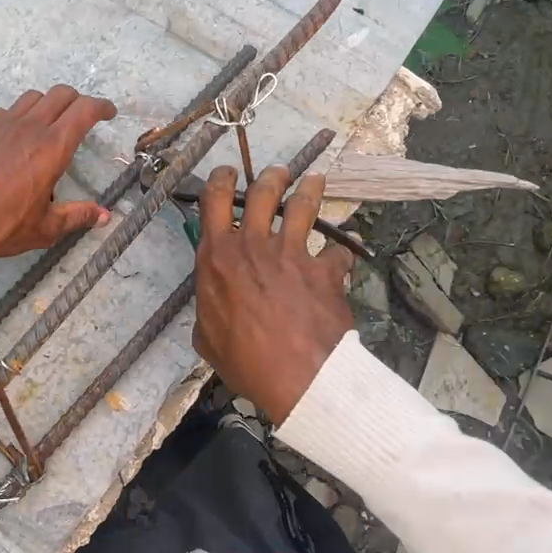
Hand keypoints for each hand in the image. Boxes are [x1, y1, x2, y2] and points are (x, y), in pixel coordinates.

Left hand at [0, 85, 117, 257]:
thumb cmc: (4, 226)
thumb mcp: (46, 227)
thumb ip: (78, 216)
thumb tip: (105, 216)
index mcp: (52, 148)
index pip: (84, 111)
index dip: (101, 107)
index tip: (108, 113)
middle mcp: (29, 128)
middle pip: (61, 95)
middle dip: (78, 101)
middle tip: (82, 117)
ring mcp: (2, 124)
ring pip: (33, 98)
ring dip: (48, 104)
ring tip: (49, 123)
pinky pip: (5, 111)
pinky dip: (18, 116)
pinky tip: (14, 135)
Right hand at [194, 165, 355, 419]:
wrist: (298, 378)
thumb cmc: (243, 361)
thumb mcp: (206, 336)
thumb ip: (209, 307)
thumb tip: (214, 303)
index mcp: (218, 256)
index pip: (216, 199)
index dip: (222, 179)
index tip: (227, 174)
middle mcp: (254, 245)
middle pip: (264, 191)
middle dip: (271, 177)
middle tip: (278, 174)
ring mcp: (292, 254)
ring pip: (303, 205)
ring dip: (309, 190)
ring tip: (314, 182)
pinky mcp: (325, 270)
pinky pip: (338, 252)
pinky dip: (341, 251)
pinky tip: (345, 252)